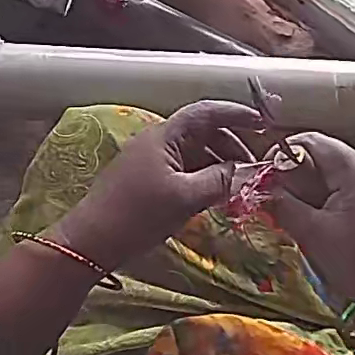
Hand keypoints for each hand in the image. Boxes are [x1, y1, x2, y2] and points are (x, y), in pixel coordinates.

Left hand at [53, 100, 262, 269]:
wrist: (90, 242)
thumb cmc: (137, 214)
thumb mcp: (184, 198)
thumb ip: (220, 180)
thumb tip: (248, 171)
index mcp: (165, 135)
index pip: (206, 112)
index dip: (236, 114)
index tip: (263, 124)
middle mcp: (158, 140)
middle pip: (203, 132)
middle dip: (232, 145)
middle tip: (256, 167)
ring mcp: (152, 160)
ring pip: (195, 152)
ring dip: (219, 164)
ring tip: (240, 184)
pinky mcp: (148, 179)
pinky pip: (184, 169)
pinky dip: (204, 177)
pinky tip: (217, 194)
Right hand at [268, 132, 354, 327]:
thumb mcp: (314, 235)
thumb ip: (284, 206)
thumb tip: (260, 189)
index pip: (311, 142)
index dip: (283, 154)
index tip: (266, 177)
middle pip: (322, 154)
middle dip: (294, 173)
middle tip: (275, 197)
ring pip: (331, 172)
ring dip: (308, 187)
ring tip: (292, 210)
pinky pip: (343, 187)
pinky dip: (324, 197)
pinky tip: (314, 218)